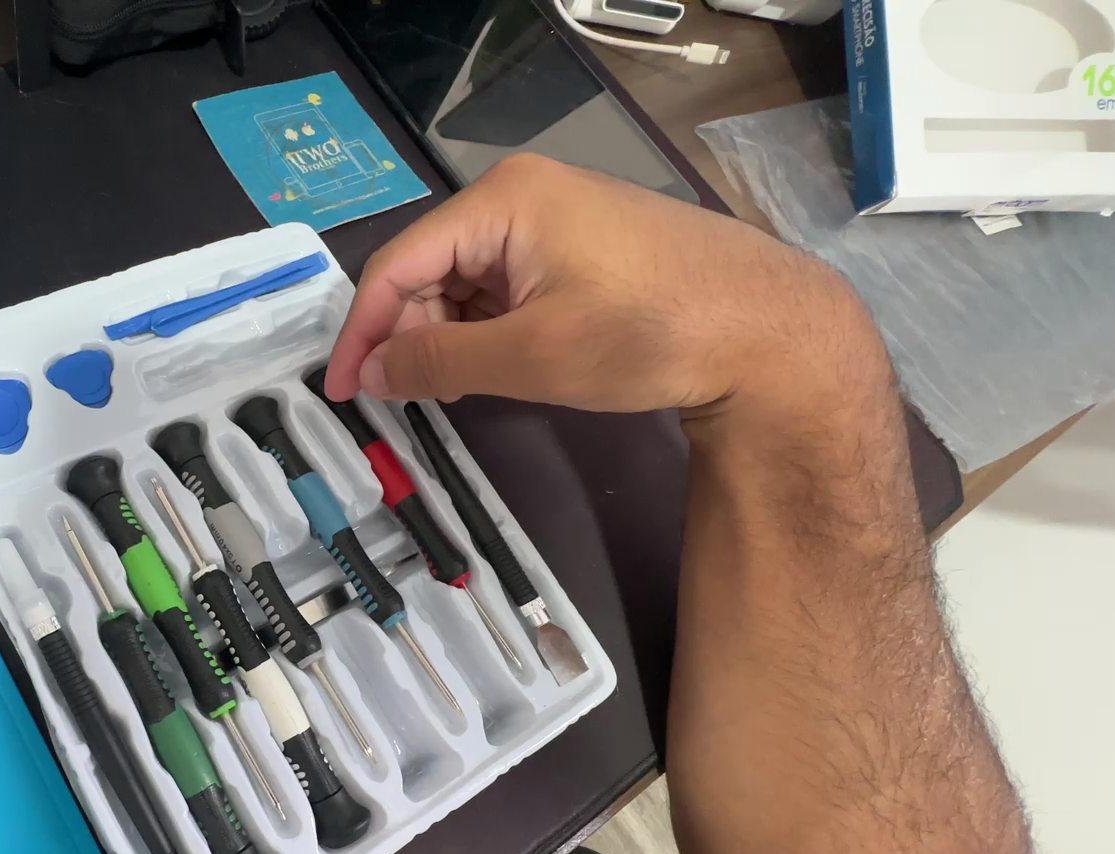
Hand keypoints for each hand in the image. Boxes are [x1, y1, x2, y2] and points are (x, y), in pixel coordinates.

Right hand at [322, 154, 884, 422]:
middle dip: (407, 336)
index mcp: (500, 203)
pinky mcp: (569, 248)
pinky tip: (490, 363)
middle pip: (425, 272)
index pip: (396, 266)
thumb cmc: (648, 334)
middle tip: (411, 394)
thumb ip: (436, 362)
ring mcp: (546, 220)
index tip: (344, 389)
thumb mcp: (530, 355)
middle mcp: (516, 197)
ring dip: (443, 338)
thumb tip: (369, 373)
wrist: (770, 333)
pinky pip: (496, 288)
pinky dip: (479, 331)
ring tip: (456, 386)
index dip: (360, 331)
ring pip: (458, 283)